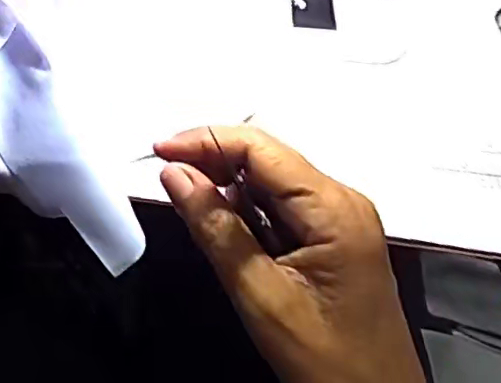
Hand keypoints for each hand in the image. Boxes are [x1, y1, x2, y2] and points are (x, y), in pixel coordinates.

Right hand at [155, 126, 423, 382]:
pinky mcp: (330, 233)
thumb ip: (215, 227)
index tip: (160, 153)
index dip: (203, 140)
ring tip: (194, 206)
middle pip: (261, 154)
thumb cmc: (331, 364)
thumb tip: (174, 173)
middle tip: (170, 177)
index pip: (256, 146)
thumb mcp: (261, 295)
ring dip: (224, 184)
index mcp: (333, 209)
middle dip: (210, 160)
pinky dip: (242, 204)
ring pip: (264, 175)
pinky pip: (275, 198)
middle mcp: (340, 201)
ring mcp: (338, 216)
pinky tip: (224, 225)